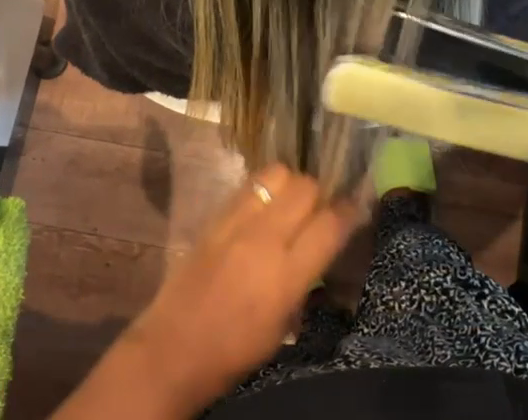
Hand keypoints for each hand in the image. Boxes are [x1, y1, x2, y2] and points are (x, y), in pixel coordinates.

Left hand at [113, 165, 361, 411]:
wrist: (172, 350)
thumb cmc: (234, 351)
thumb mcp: (283, 325)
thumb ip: (305, 281)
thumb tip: (321, 250)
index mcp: (286, 275)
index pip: (330, 224)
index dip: (349, 211)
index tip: (355, 208)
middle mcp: (264, 239)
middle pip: (306, 187)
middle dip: (320, 193)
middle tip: (320, 208)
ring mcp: (236, 223)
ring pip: (276, 175)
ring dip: (291, 184)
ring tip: (290, 202)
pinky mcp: (213, 218)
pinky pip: (248, 187)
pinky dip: (263, 190)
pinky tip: (263, 206)